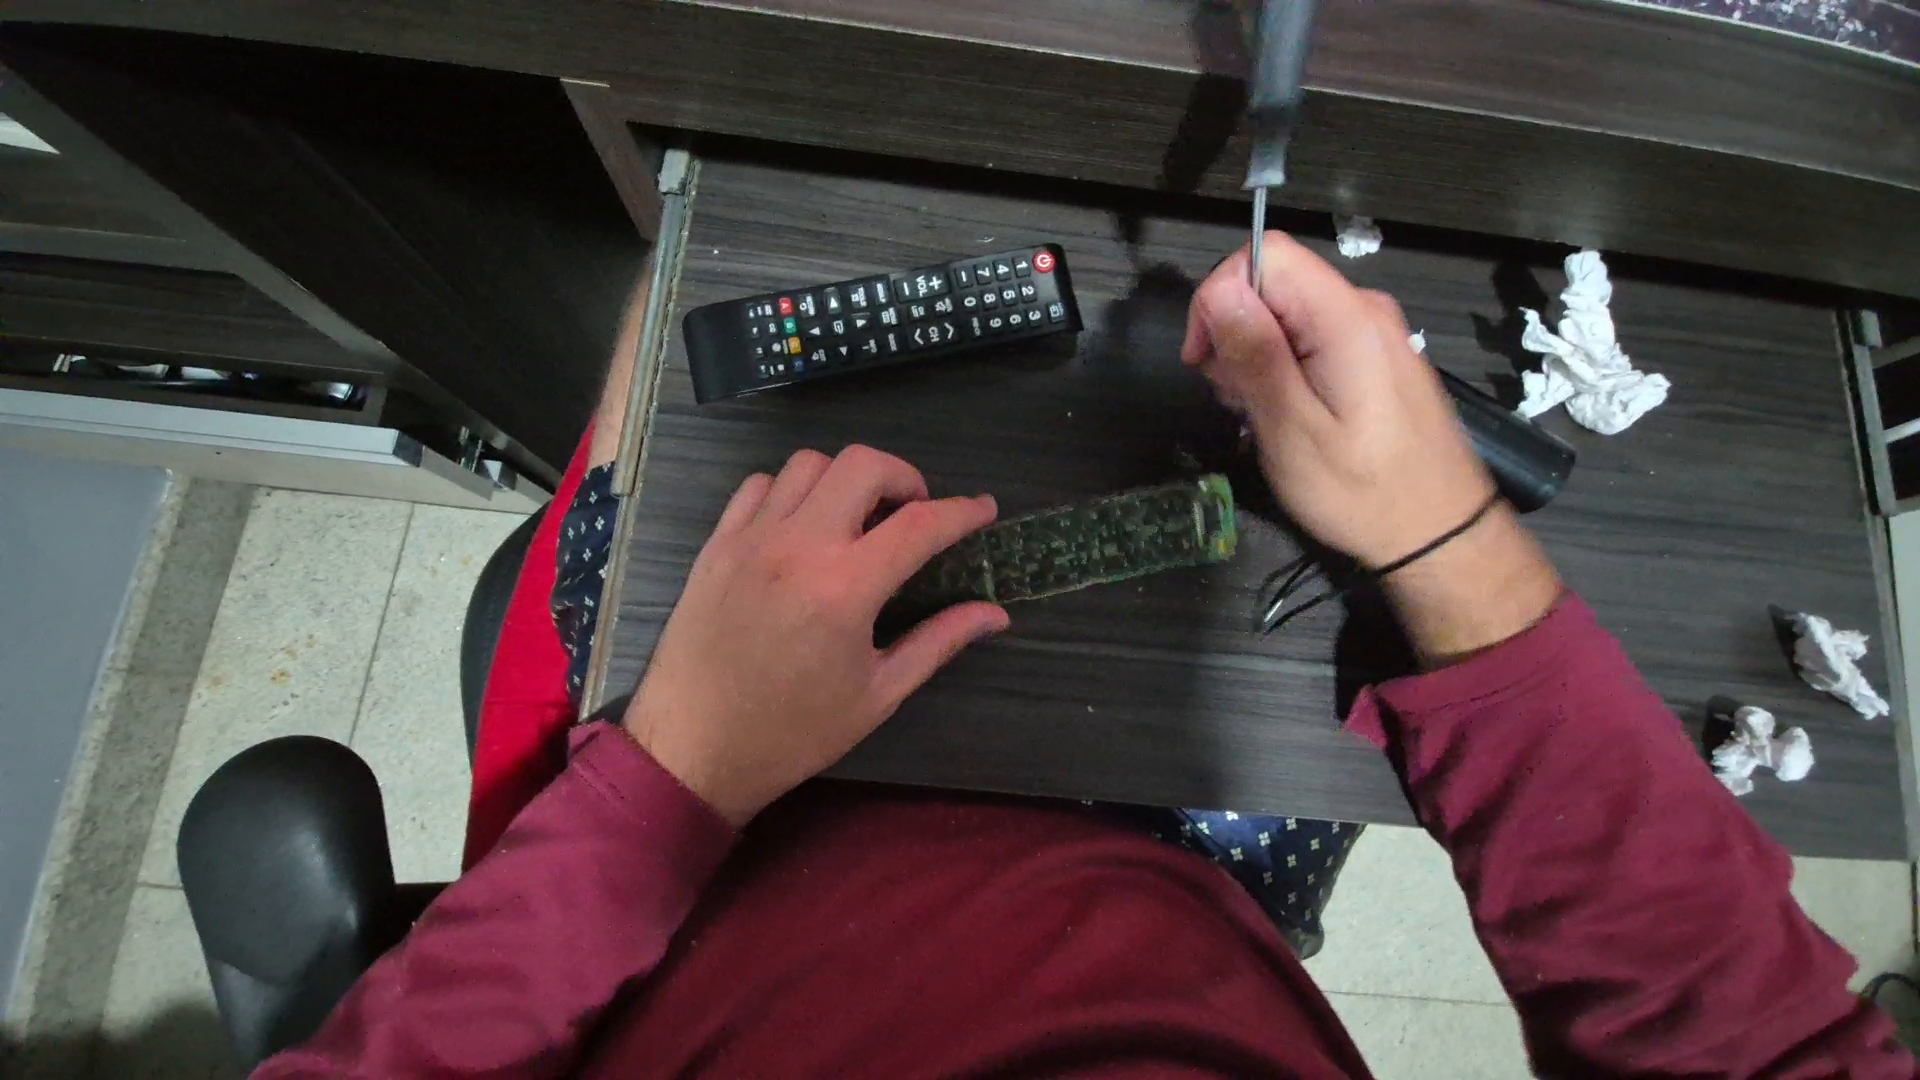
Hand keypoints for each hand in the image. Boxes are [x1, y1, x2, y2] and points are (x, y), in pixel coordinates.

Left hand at [622, 446, 1008, 825]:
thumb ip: (940, 642)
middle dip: (905, 477)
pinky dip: (793, 491)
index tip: (985, 510)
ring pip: (809, 465)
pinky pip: (760, 485)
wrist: (692, 749)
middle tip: (914, 514)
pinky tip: (802, 527)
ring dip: (847, 480)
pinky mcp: (716, 544)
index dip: (963, 511)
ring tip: (857, 519)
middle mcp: (798, 546)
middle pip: (863, 465)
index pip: (920, 525)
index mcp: (845, 588)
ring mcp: (751, 538)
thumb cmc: (794, 731)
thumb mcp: (879, 694)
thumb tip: (996, 614)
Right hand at [1181, 233, 1560, 663]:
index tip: (1202, 359)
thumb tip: (1218, 292)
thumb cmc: (1360, 490)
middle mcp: (1361, 309)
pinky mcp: (1369, 357)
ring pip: (1283, 314)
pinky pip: (1306, 339)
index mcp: (1344, 318)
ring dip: (1252, 357)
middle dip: (1232, 333)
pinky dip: (1278, 369)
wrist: (1435, 532)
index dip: (1217, 297)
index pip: (1264, 255)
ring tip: (1258, 415)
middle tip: (1234, 400)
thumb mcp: (1292, 429)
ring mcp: (1370, 333)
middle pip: (1271, 284)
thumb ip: (1256, 356)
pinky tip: (1281, 414)